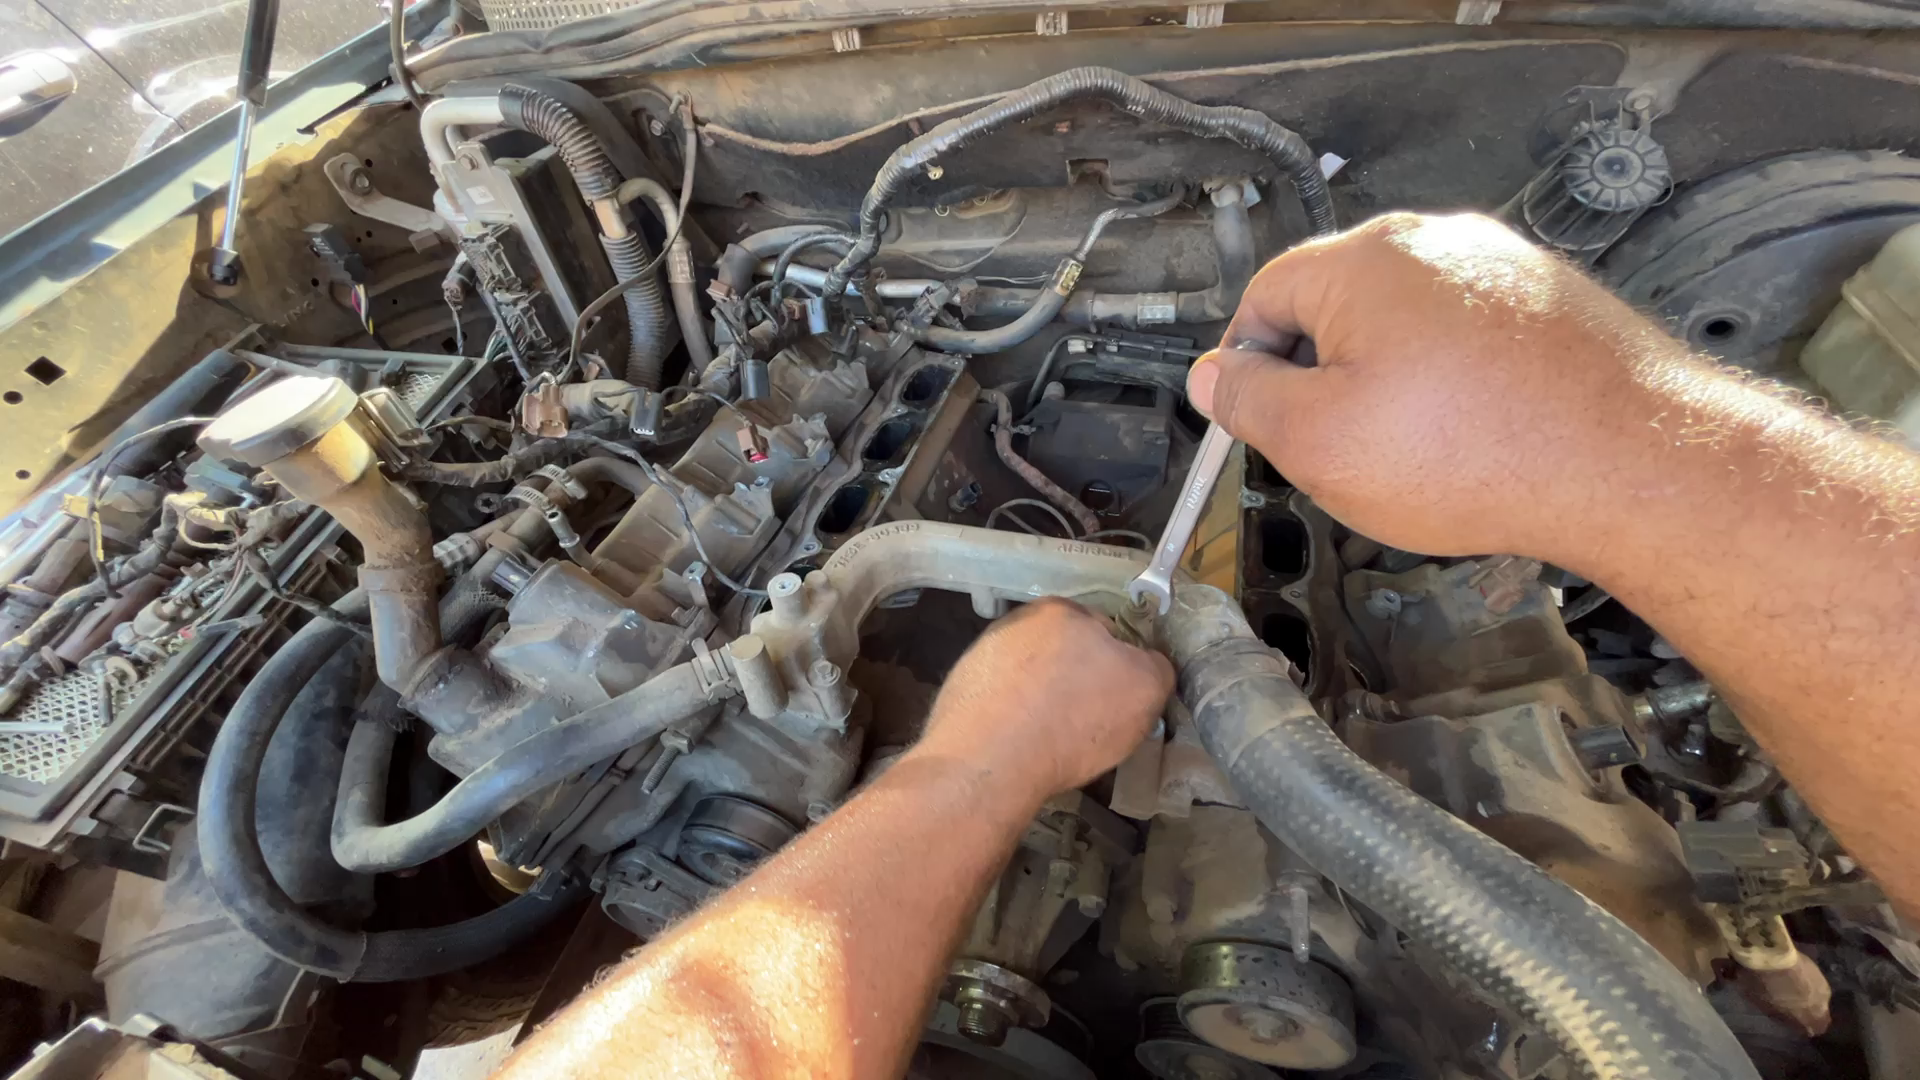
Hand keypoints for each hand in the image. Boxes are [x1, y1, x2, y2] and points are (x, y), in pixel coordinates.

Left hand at [911, 598, 1173, 798]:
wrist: (988, 759)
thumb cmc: (1073, 720)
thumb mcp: (1144, 690)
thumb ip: (1154, 667)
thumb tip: (1147, 663)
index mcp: (1062, 610)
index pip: (1105, 632)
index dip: (1118, 669)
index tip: (1117, 703)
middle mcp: (1018, 621)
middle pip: (1064, 652)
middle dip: (1077, 679)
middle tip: (1086, 723)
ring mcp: (983, 653)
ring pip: (1030, 675)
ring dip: (1041, 697)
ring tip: (1049, 738)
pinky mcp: (961, 686)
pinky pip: (1000, 698)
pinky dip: (1011, 715)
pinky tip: (1018, 742)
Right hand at [1186, 211, 1689, 563]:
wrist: (1637, 468)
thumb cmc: (1469, 453)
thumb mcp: (1313, 439)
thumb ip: (1244, 401)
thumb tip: (1209, 377)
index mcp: (1361, 264)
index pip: (1262, 298)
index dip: (1244, 362)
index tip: (1256, 413)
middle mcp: (1430, 243)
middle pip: (1326, 305)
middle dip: (1310, 373)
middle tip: (1325, 439)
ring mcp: (1494, 264)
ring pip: (1388, 321)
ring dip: (1370, 377)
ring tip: (1396, 443)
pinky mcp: (1540, 297)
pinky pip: (1449, 331)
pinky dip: (1430, 377)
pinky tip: (1451, 429)